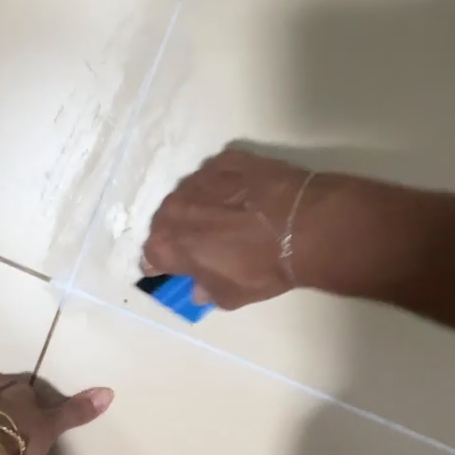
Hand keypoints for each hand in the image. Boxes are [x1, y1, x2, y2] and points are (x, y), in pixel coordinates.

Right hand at [142, 147, 320, 309]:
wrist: (303, 225)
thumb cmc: (260, 268)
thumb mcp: (229, 296)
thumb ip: (206, 291)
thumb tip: (200, 288)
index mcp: (166, 244)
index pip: (151, 256)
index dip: (164, 264)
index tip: (177, 268)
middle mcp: (173, 207)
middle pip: (166, 222)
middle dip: (180, 233)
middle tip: (204, 244)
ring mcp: (199, 177)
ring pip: (189, 195)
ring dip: (200, 206)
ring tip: (227, 217)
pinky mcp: (226, 158)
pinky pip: (216, 175)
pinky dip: (224, 185)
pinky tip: (245, 196)